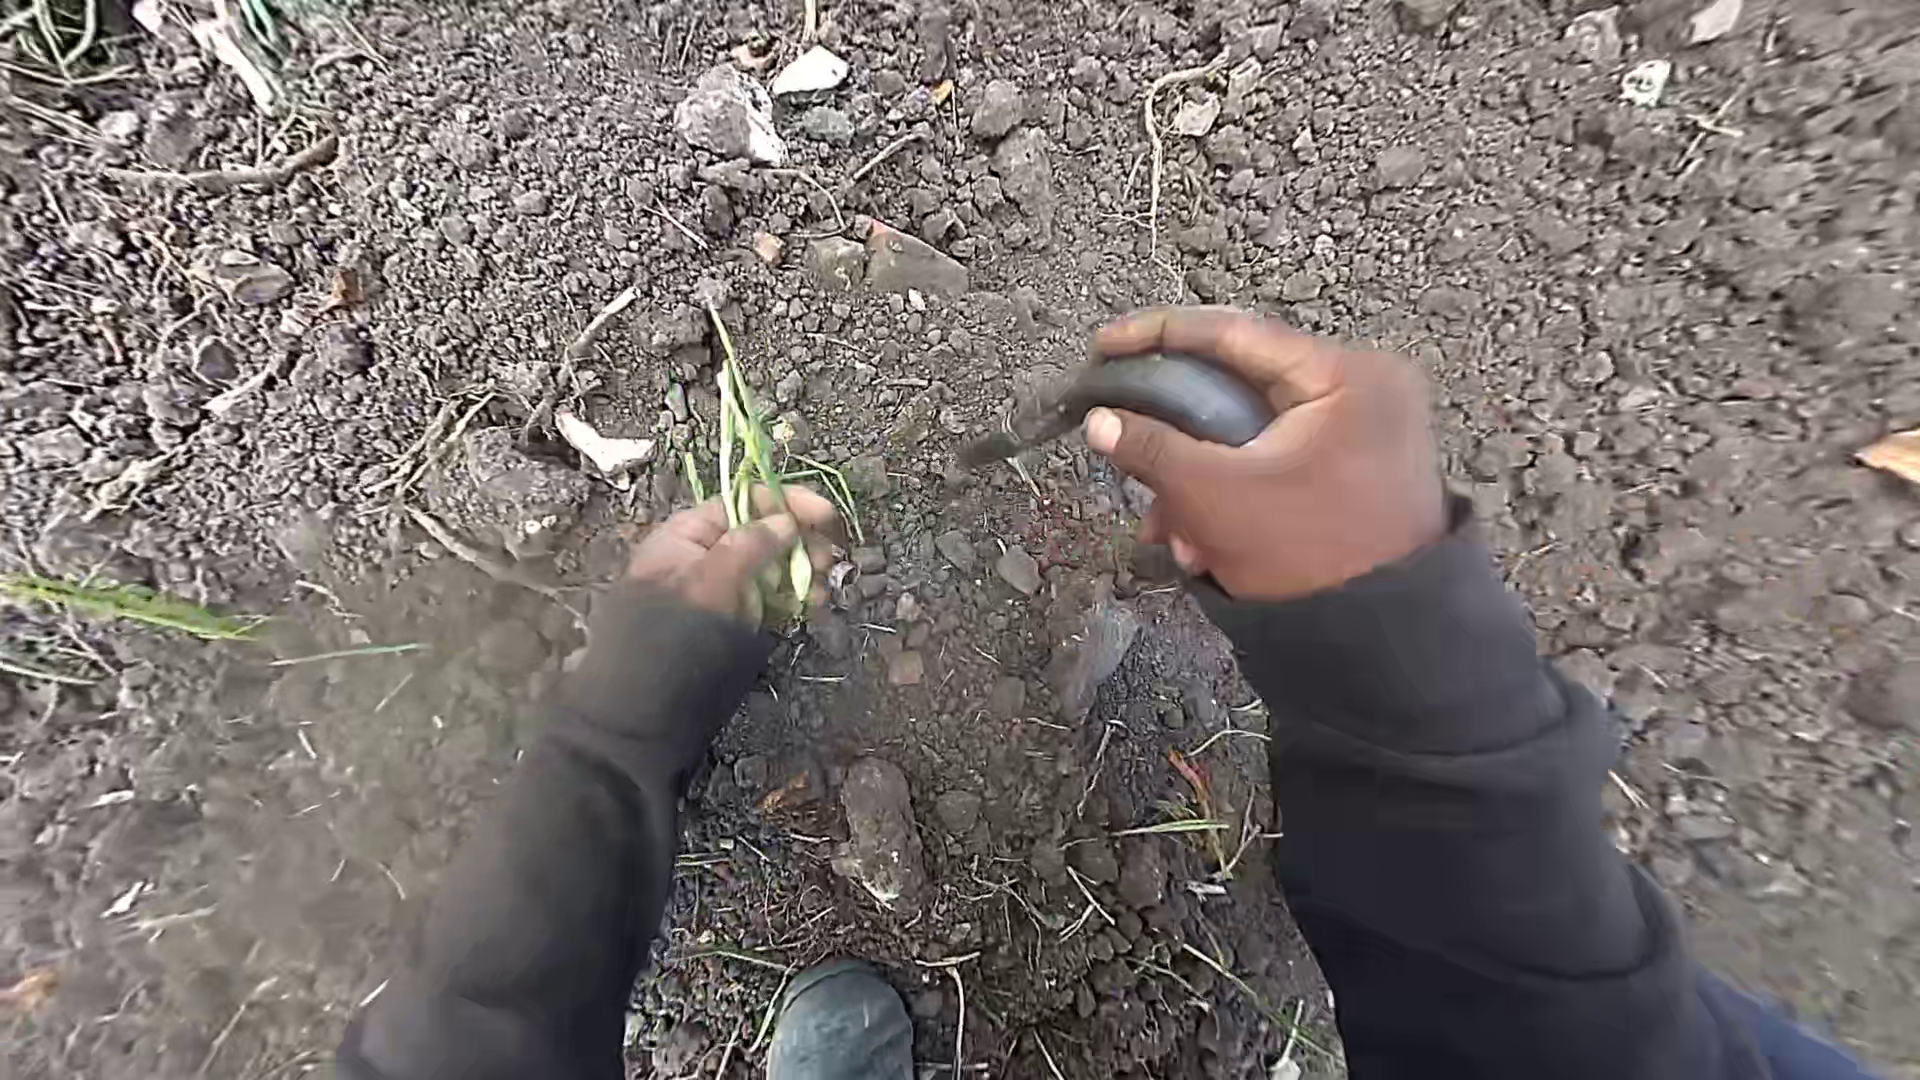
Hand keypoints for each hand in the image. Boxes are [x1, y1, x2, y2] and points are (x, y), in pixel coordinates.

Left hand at [627, 487, 838, 620]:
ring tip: (822, 590)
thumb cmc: (674, 634)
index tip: (826, 515)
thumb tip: (788, 522)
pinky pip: (779, 596)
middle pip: (768, 532)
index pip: (745, 502)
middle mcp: (715, 555)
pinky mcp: (745, 616)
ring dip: (807, 571)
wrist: (653, 706)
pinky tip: (814, 605)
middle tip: (827, 560)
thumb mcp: (710, 580)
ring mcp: (731, 587)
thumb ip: (750, 544)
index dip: (788, 503)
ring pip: (779, 565)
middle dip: (802, 542)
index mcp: (693, 534)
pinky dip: (800, 597)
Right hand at [1083, 307, 1443, 600]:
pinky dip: (1220, 496)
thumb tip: (1098, 421)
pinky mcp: (1338, 471)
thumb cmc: (1303, 554)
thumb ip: (1149, 449)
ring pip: (1239, 435)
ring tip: (1170, 531)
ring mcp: (1349, 433)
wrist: (1377, 641)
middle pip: (1231, 390)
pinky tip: (1197, 542)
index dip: (1157, 334)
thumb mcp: (1212, 495)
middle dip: (1171, 437)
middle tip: (1127, 447)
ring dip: (1191, 481)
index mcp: (1343, 377)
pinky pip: (1259, 464)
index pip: (1233, 333)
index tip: (1104, 345)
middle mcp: (1354, 392)